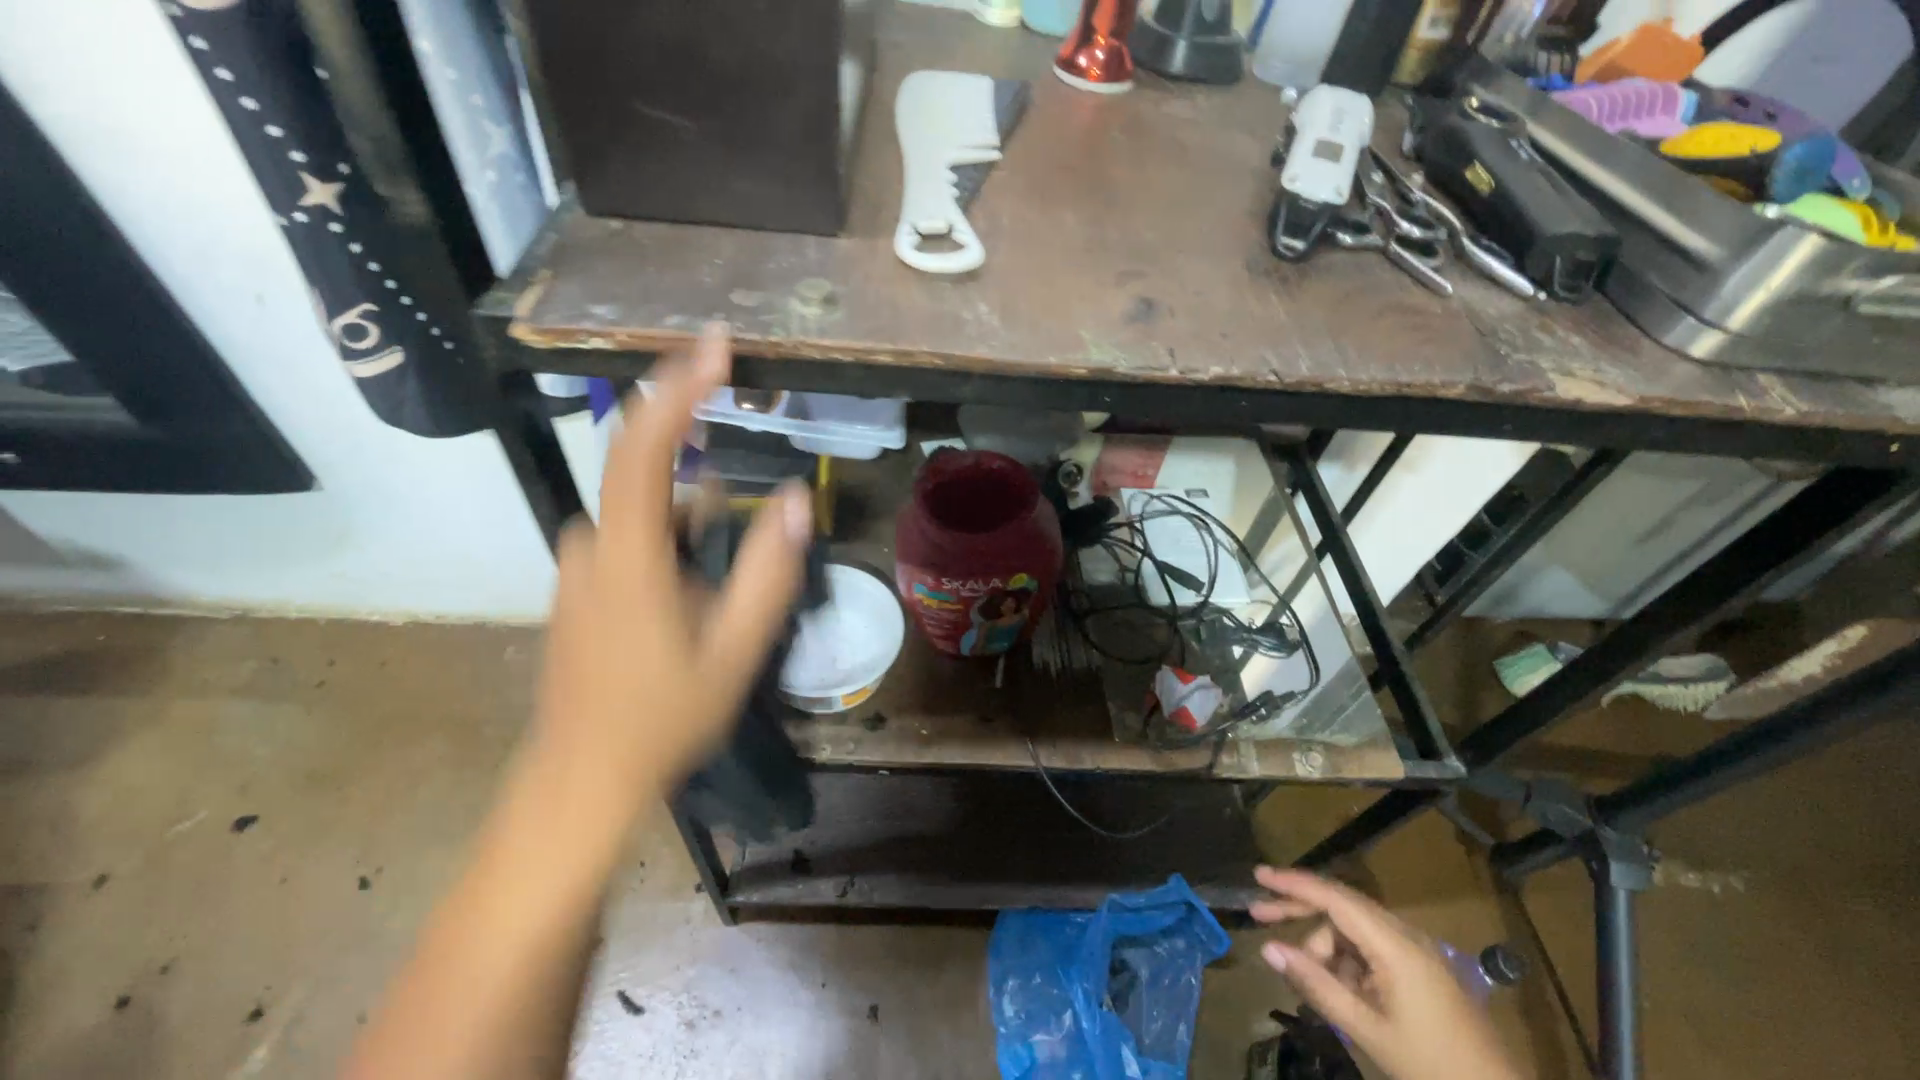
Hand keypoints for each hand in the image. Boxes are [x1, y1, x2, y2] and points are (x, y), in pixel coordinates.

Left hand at [530, 323, 811, 808]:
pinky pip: (627, 538)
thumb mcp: (735, 651)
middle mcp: (590, 545)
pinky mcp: (577, 586)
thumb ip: (768, 571)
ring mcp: (576, 567)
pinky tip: (695, 581)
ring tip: (723, 563)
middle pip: (642, 470)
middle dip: (692, 446)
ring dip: (686, 512)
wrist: (580, 778)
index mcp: (627, 555)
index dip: (679, 386)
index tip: (716, 343)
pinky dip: (667, 537)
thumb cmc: (662, 718)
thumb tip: (795, 499)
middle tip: (740, 447)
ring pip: (640, 512)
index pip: (643, 446)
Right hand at [1251, 866, 1526, 1079]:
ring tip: (1310, 985)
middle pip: (1342, 908)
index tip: (1259, 876)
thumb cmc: (1430, 1063)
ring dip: (1325, 949)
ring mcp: (1416, 952)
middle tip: (1257, 916)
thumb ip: (1316, 985)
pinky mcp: (1421, 970)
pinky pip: (1371, 950)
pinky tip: (1338, 992)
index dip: (1294, 884)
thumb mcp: (1365, 1028)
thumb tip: (1269, 949)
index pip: (1335, 899)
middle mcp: (1406, 937)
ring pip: (1354, 932)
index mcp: (1395, 945)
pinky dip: (1346, 963)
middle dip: (1299, 910)